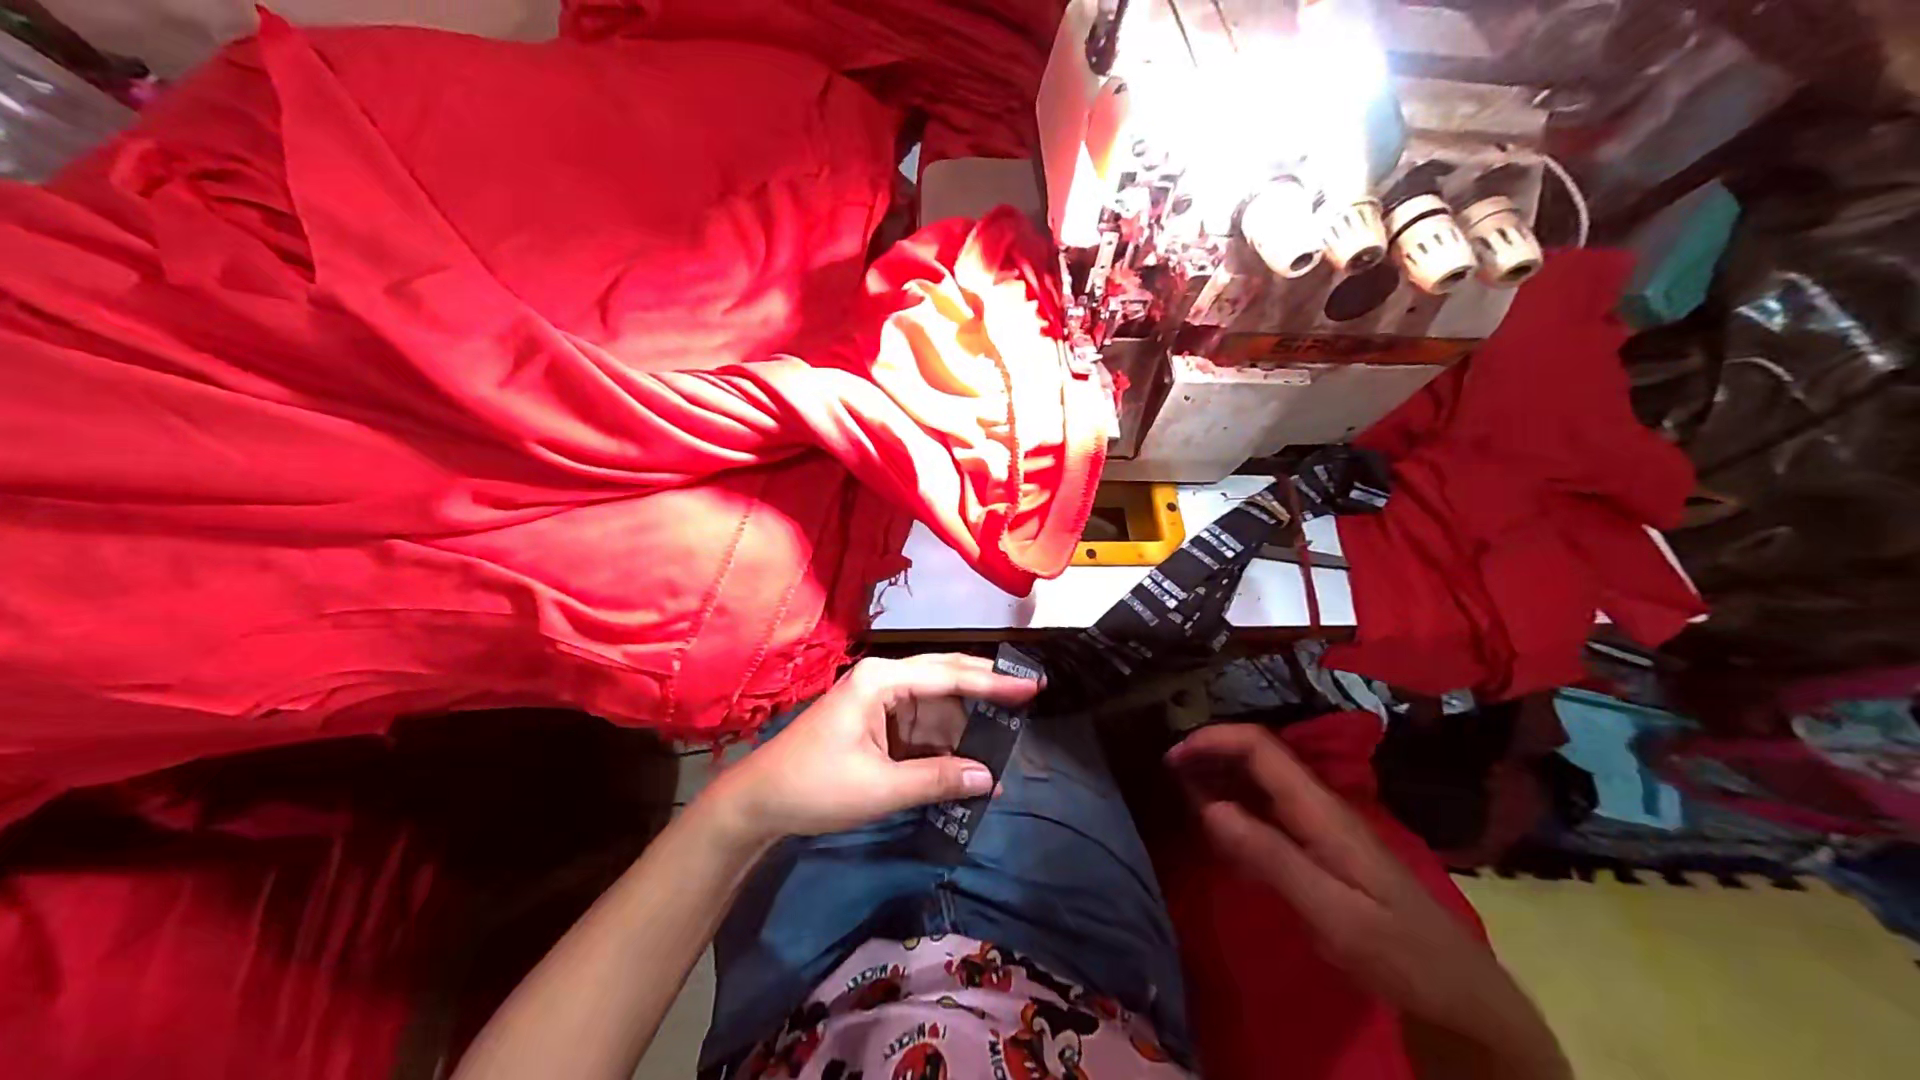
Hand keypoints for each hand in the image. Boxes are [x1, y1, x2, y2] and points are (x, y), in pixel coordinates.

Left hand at [700, 654, 1038, 844]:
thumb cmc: (815, 787)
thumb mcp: (881, 788)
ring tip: (1004, 741)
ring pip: (936, 705)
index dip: (994, 683)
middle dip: (985, 692)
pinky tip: (969, 760)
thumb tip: (990, 778)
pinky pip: (921, 726)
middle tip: (1029, 698)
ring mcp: (878, 701)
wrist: (758, 803)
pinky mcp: (876, 724)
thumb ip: (938, 779)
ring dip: (966, 726)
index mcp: (881, 681)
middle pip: (946, 679)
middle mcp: (883, 681)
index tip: (1032, 686)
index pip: (949, 675)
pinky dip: (945, 743)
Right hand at [1166, 725, 1567, 1077]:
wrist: (1460, 995)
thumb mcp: (1331, 912)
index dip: (1213, 738)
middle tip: (1165, 771)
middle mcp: (1318, 807)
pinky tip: (1214, 823)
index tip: (1172, 755)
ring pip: (1260, 782)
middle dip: (1209, 753)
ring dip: (1218, 777)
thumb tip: (1208, 805)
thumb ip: (1270, 856)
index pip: (1261, 747)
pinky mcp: (1320, 849)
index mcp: (1321, 811)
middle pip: (1257, 757)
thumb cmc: (1398, 953)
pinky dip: (1233, 806)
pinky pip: (1266, 812)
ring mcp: (1321, 827)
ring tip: (1178, 790)